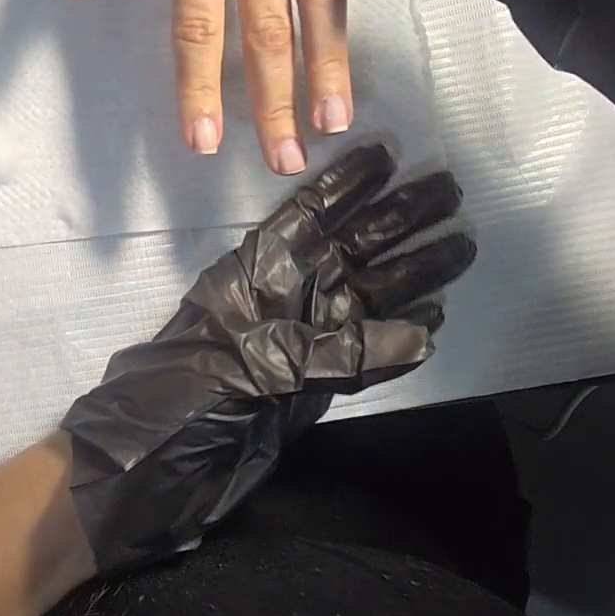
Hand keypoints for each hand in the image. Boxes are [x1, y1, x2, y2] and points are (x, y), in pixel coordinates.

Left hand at [60, 143, 475, 573]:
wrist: (153, 464)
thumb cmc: (183, 399)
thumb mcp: (250, 364)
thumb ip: (330, 352)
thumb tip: (420, 334)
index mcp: (256, 275)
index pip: (307, 215)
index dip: (345, 183)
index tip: (388, 152)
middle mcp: (283, 298)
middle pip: (351, 246)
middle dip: (398, 217)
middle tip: (451, 188)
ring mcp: (299, 339)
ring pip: (367, 295)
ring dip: (413, 272)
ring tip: (461, 245)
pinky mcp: (310, 383)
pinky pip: (364, 350)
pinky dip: (400, 336)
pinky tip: (433, 317)